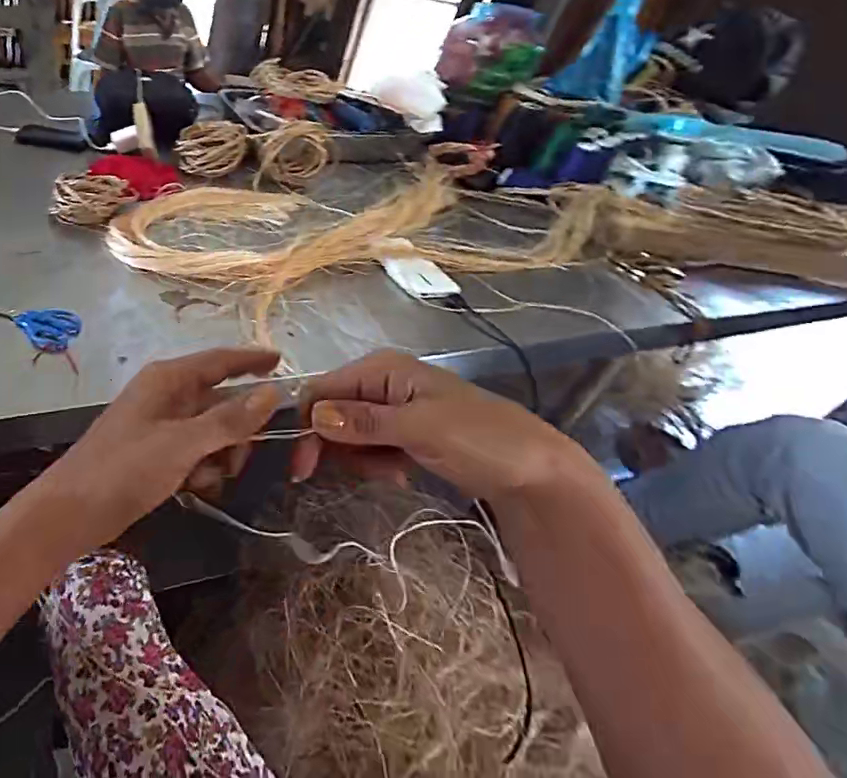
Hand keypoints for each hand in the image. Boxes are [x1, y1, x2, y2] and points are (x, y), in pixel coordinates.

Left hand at [32, 348, 282, 549]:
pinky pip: (195, 452)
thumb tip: (271, 392)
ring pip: (211, 431)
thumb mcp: (182, 444)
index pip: (217, 360)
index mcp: (165, 380)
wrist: (74, 509)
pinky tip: (194, 488)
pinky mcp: (155, 453)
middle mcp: (163, 395)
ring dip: (221, 454)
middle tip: (240, 459)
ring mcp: (159, 425)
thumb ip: (227, 420)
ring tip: (209, 477)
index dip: (250, 360)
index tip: (284, 360)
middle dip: (238, 428)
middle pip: (219, 400)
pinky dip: (202, 468)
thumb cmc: (125, 468)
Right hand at [301, 349, 589, 501]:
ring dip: (357, 456)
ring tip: (389, 472)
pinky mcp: (406, 432)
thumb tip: (314, 417)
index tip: (302, 468)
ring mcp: (394, 407)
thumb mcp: (420, 429)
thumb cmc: (482, 441)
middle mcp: (381, 382)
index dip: (306, 425)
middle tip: (337, 477)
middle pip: (330, 411)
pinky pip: (369, 444)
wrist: (544, 477)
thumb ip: (364, 421)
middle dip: (333, 444)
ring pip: (347, 432)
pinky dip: (374, 461)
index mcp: (381, 368)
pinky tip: (397, 472)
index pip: (321, 390)